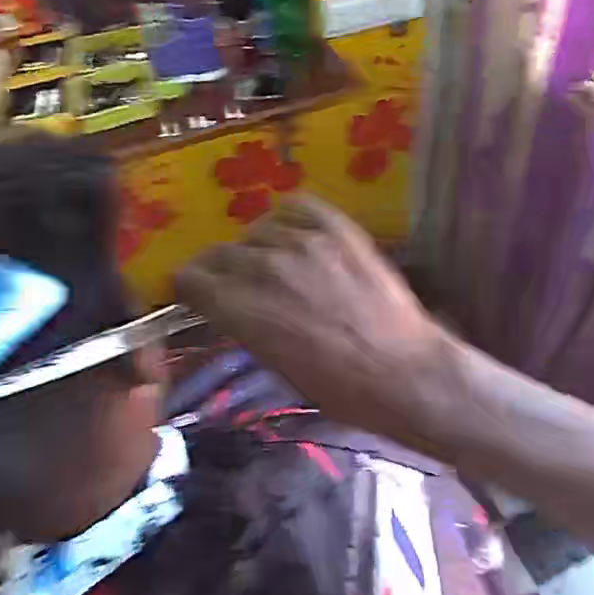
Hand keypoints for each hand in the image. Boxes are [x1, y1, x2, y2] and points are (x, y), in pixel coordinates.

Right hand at [175, 196, 446, 444]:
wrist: (403, 371)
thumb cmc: (337, 387)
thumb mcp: (274, 364)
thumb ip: (243, 325)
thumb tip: (229, 305)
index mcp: (241, 309)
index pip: (190, 279)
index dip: (190, 288)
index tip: (197, 294)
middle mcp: (263, 267)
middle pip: (218, 254)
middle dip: (217, 271)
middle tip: (232, 283)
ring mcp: (302, 242)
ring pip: (254, 230)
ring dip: (254, 248)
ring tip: (271, 262)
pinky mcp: (336, 228)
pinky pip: (295, 207)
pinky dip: (286, 221)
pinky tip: (292, 236)